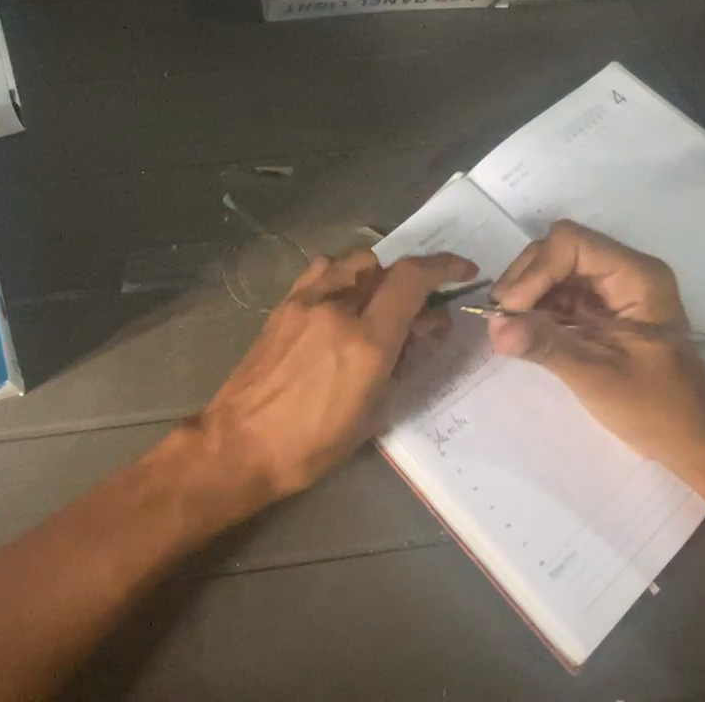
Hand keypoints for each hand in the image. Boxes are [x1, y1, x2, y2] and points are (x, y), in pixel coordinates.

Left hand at [195, 249, 476, 501]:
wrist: (240, 443)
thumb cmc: (312, 444)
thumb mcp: (373, 412)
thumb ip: (404, 361)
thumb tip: (426, 328)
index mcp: (366, 340)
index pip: (412, 280)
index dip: (444, 266)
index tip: (464, 270)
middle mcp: (336, 308)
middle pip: (382, 264)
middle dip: (408, 277)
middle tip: (415, 306)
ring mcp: (304, 302)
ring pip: (350, 261)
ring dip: (373, 273)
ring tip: (376, 304)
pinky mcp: (281, 306)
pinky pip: (319, 272)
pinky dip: (340, 277)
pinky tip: (339, 305)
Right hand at [487, 220, 704, 469]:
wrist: (690, 438)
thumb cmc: (656, 408)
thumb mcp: (596, 377)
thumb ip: (546, 346)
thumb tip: (495, 328)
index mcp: (636, 277)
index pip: (569, 243)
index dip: (534, 271)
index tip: (512, 310)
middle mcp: (623, 270)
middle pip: (556, 249)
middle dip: (524, 280)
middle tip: (502, 319)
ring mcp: (609, 287)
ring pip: (550, 267)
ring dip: (524, 293)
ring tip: (509, 327)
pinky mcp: (596, 306)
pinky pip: (555, 290)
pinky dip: (533, 307)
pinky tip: (524, 331)